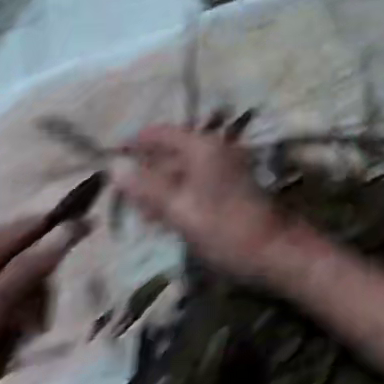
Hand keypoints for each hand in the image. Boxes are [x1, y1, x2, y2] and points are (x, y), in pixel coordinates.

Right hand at [113, 123, 295, 281]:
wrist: (276, 251)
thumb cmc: (226, 229)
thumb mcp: (180, 210)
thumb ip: (146, 187)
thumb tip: (113, 166)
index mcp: (203, 147)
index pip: (161, 133)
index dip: (134, 141)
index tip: (107, 153)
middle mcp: (215, 149)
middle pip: (172, 149)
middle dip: (145, 167)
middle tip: (116, 188)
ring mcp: (226, 167)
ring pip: (183, 168)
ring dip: (159, 184)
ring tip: (134, 207)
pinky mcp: (231, 187)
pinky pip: (195, 182)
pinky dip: (176, 193)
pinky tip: (160, 215)